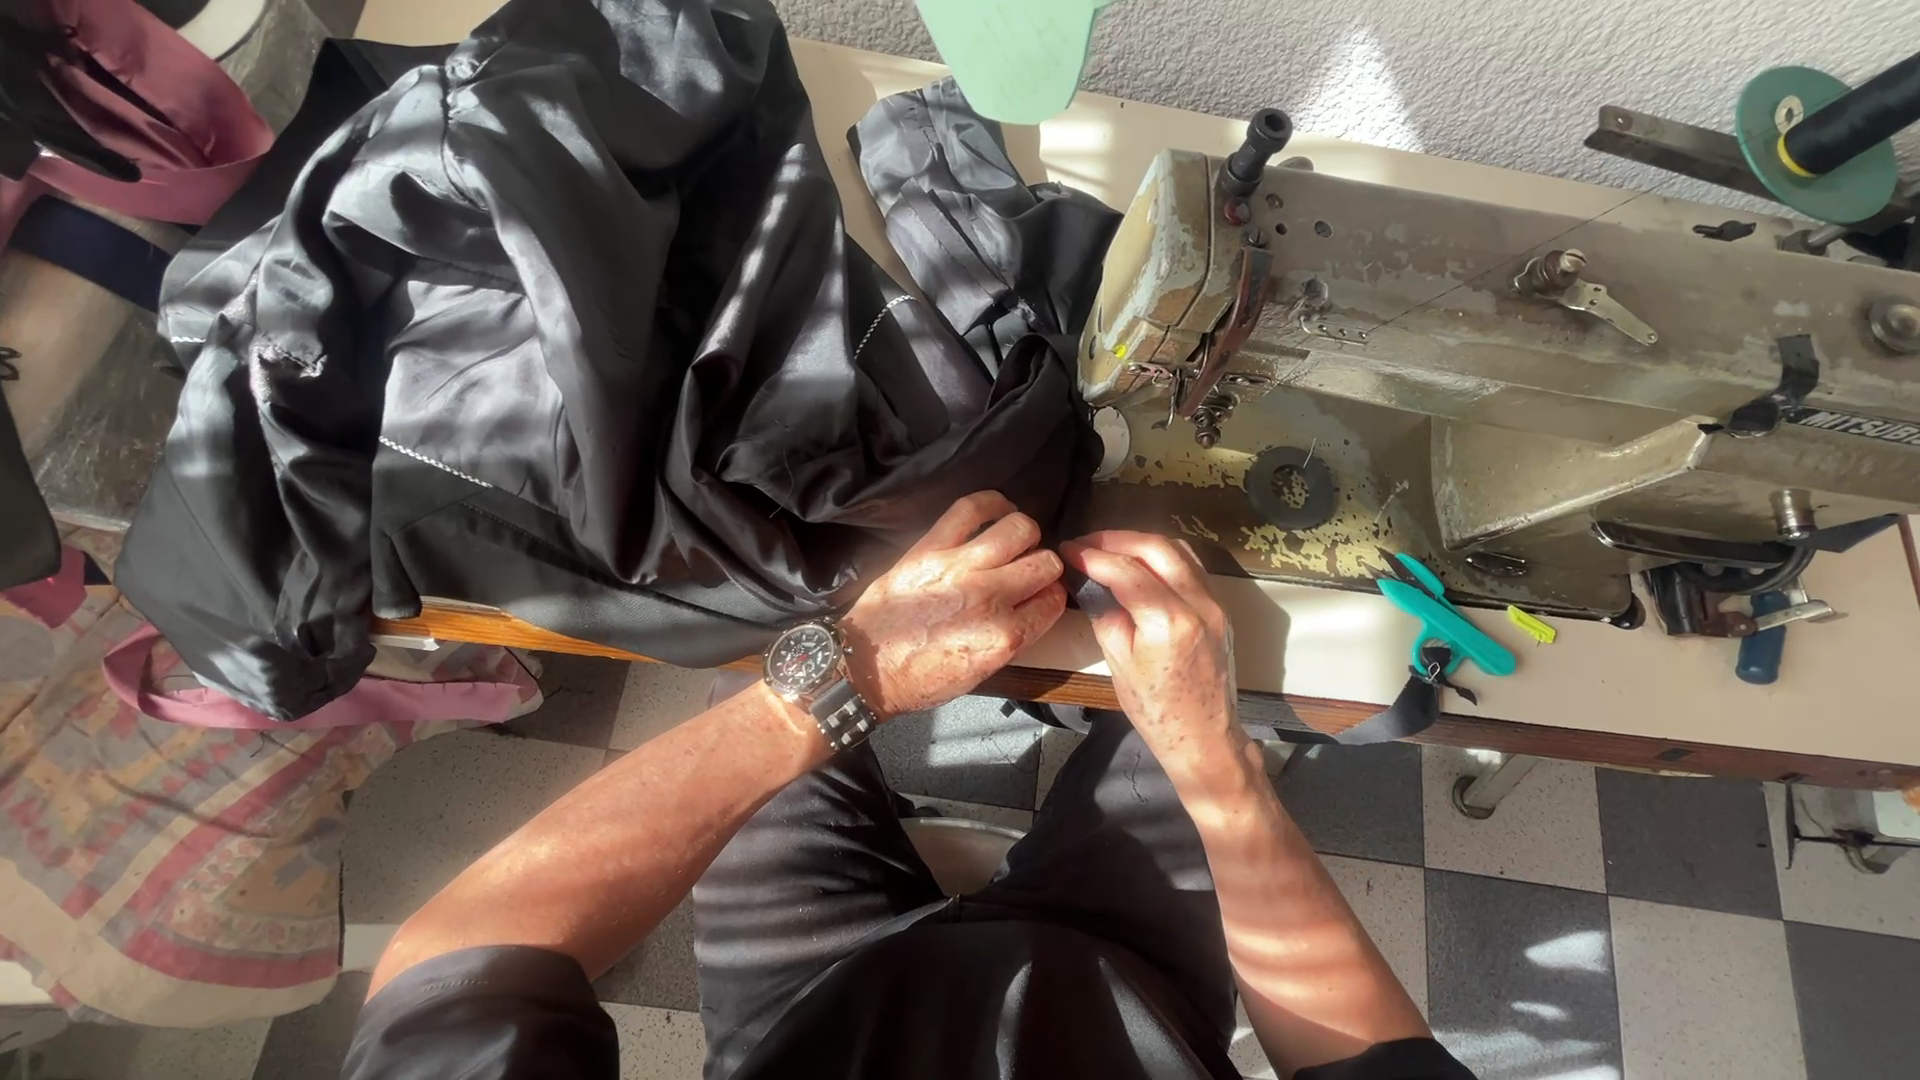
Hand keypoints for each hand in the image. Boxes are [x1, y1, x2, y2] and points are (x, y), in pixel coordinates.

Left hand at [840, 491, 1066, 718]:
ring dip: (1024, 534)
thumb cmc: (920, 677)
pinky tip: (999, 509)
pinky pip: (972, 508)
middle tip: (1026, 569)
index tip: (1041, 593)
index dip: (1051, 595)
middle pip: (1045, 562)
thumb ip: (1013, 636)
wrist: (865, 667)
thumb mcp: (981, 672)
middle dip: (1042, 565)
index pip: (1053, 600)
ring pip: (1020, 528)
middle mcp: (990, 598)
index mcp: (1005, 637)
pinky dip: (993, 502)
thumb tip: (1032, 605)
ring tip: (1013, 542)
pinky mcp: (931, 548)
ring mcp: (960, 568)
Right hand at [1061, 531, 1239, 767]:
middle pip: (1156, 547)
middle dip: (1117, 539)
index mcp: (1168, 622)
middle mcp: (1198, 604)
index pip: (1126, 570)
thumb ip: (1106, 615)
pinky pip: (1191, 567)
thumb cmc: (1155, 710)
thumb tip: (1093, 583)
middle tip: (1087, 544)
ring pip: (1178, 551)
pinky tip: (1140, 564)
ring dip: (1141, 543)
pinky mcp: (1220, 609)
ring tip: (1111, 549)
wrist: (1204, 738)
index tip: (1069, 550)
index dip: (1093, 556)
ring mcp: (1215, 604)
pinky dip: (1163, 557)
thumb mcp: (1118, 664)